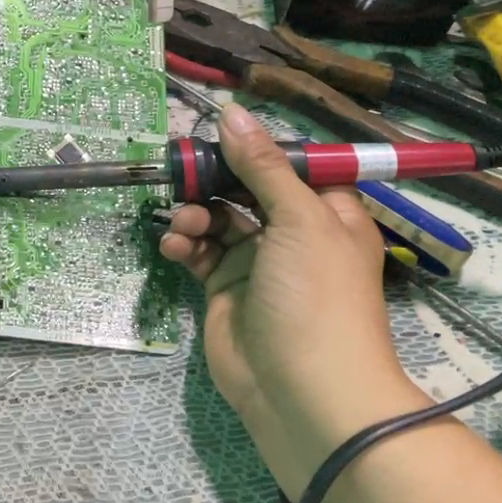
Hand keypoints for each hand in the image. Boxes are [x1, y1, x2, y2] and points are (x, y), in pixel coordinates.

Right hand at [160, 104, 428, 492]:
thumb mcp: (297, 220)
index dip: (256, 149)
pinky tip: (174, 245)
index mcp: (327, 214)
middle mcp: (292, 234)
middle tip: (181, 170)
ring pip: (217, 217)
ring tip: (185, 224)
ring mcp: (256, 262)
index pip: (291, 166)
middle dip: (213, 179)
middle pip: (245, 188)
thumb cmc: (315, 295)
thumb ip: (261, 166)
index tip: (219, 134)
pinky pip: (198, 250)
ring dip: (195, 212)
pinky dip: (183, 242)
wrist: (302, 391)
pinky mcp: (223, 287)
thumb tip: (230, 111)